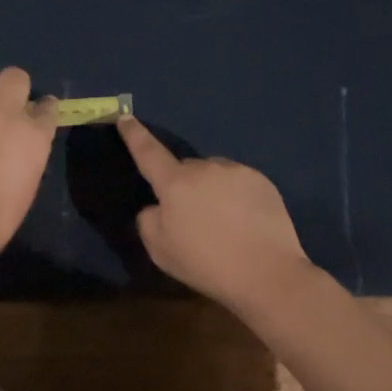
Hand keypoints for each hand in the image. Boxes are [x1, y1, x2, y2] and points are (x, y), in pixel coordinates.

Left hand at [0, 67, 58, 260]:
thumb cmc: (1, 216)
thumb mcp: (29, 179)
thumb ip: (29, 149)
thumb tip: (22, 139)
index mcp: (34, 134)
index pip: (47, 107)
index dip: (41, 110)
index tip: (37, 116)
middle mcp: (4, 113)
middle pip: (15, 78)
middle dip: (14, 88)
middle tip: (6, 107)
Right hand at [118, 116, 313, 312]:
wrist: (266, 273)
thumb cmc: (205, 263)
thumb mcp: (160, 249)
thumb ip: (148, 220)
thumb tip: (156, 206)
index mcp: (175, 184)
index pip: (148, 153)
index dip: (134, 135)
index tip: (125, 117)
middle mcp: (205, 168)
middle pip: (185, 169)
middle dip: (183, 185)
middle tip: (190, 217)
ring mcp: (237, 172)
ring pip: (213, 174)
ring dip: (210, 189)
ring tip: (221, 223)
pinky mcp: (263, 182)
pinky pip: (238, 182)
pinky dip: (235, 196)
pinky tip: (242, 222)